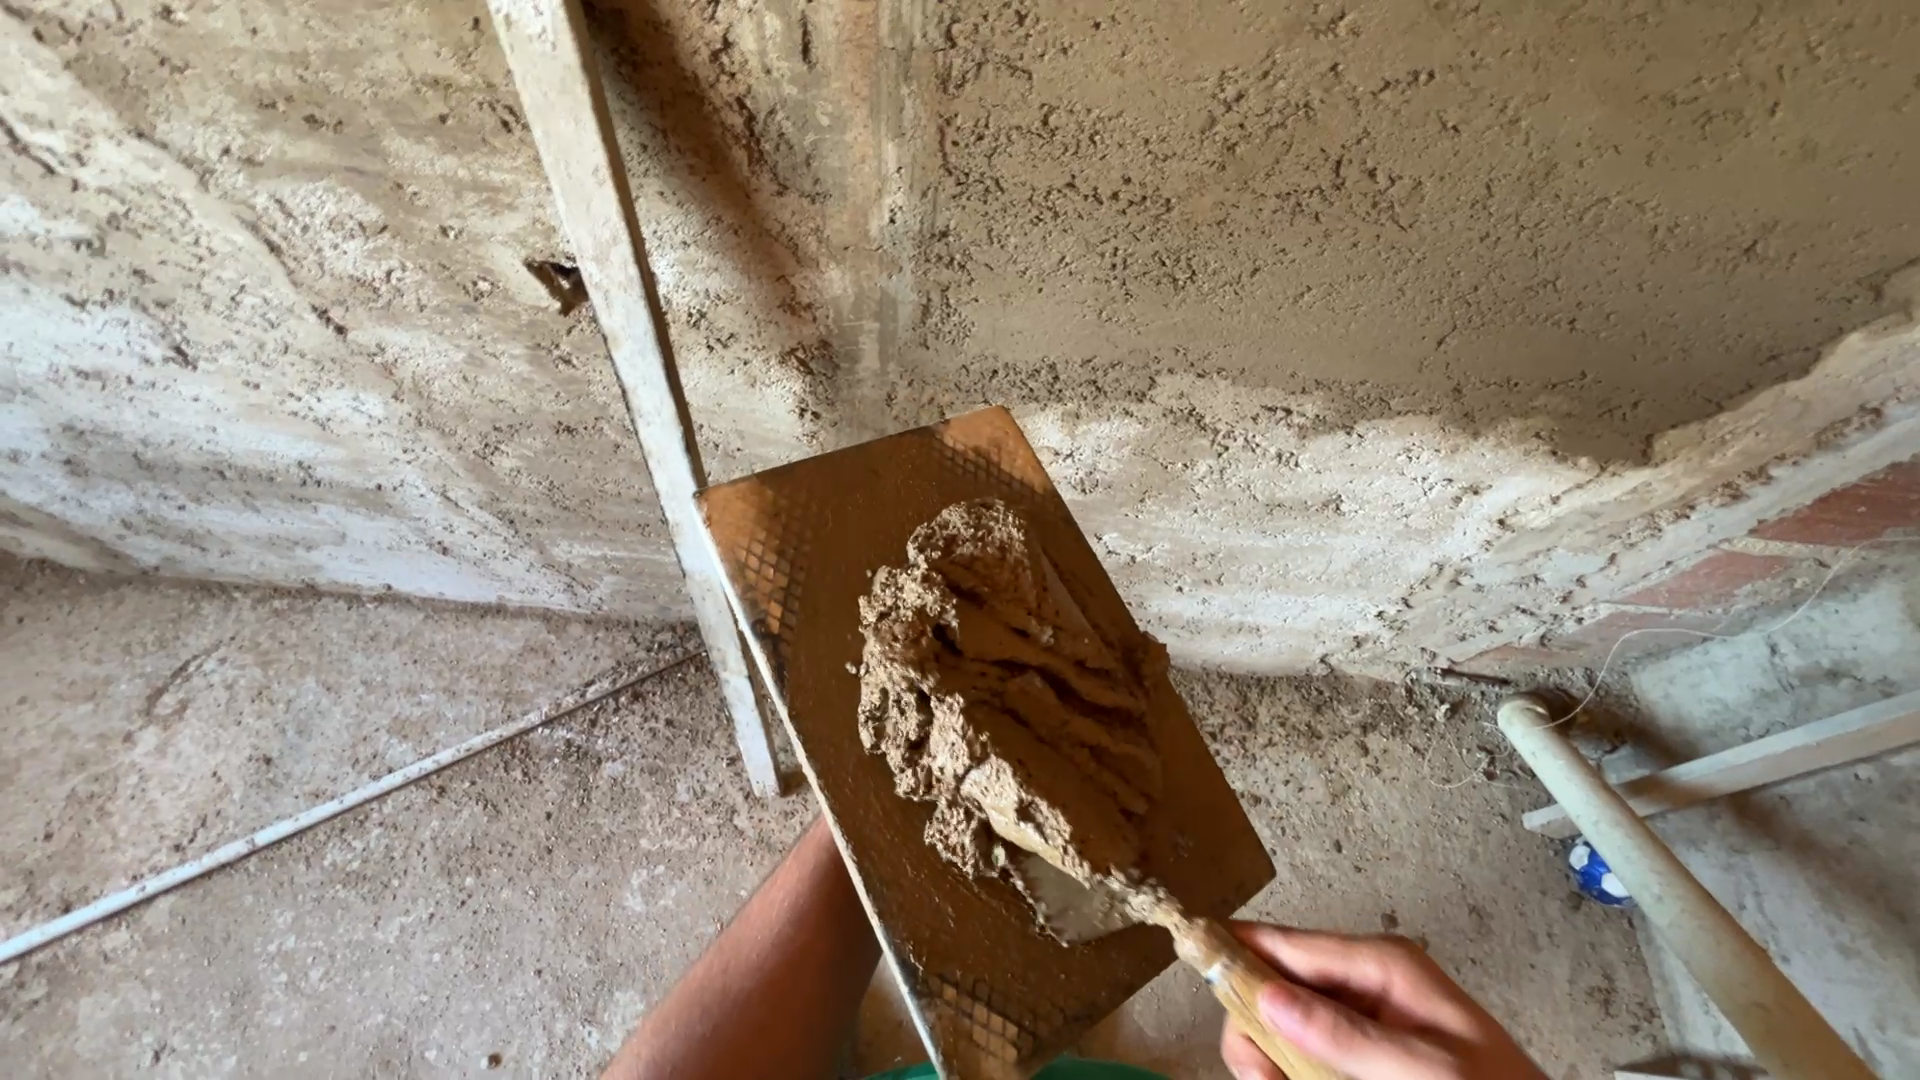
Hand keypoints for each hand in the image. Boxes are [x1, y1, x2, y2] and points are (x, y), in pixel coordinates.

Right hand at [1219, 924, 1547, 1079]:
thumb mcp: (1427, 1074)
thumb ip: (1348, 1037)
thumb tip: (1269, 997)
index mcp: (1378, 962)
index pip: (1284, 943)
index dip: (1235, 950)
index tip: (1194, 966)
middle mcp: (1360, 976)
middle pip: (1274, 981)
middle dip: (1252, 1024)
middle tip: (1257, 1079)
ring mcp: (1358, 1011)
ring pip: (1280, 1017)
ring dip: (1267, 1054)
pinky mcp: (1358, 1044)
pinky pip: (1302, 1045)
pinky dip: (1288, 1068)